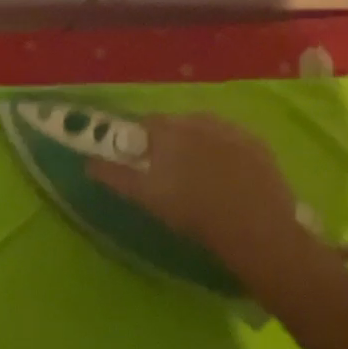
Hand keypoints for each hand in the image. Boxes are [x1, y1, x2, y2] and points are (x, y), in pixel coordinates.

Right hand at [86, 114, 307, 271]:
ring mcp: (233, 130)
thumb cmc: (192, 211)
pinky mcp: (259, 145)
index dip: (140, 141)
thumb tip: (88, 163)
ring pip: (207, 131)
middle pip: (177, 125)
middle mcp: (200, 120)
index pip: (146, 124)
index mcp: (169, 129)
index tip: (141, 161)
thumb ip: (115, 175)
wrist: (255, 228)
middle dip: (170, 142)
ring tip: (202, 176)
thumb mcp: (146, 196)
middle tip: (171, 172)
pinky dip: (228, 153)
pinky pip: (234, 142)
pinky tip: (230, 178)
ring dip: (199, 145)